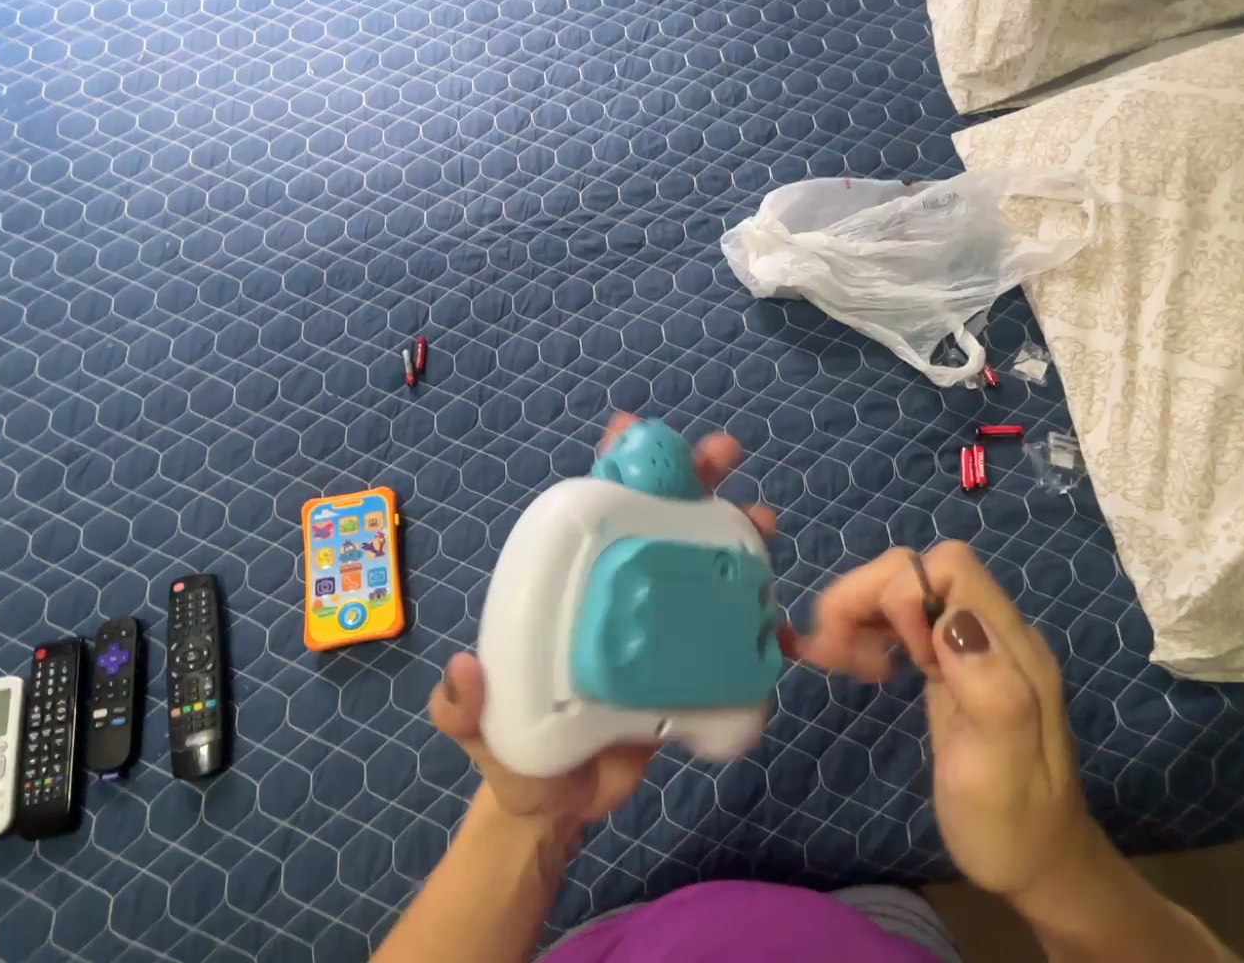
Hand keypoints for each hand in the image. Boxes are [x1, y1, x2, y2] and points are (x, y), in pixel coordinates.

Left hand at [428, 413, 778, 829]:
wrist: (562, 811)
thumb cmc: (515, 759)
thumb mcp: (481, 734)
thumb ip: (462, 709)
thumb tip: (464, 667)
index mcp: (569, 592)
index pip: (592, 519)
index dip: (612, 470)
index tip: (632, 431)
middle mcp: (617, 595)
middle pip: (658, 526)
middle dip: (693, 481)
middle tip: (723, 455)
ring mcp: (655, 628)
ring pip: (701, 568)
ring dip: (736, 537)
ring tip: (761, 525)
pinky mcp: (687, 667)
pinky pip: (727, 635)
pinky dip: (757, 622)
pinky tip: (781, 626)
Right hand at [798, 542, 1101, 899]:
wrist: (1038, 864)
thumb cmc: (1012, 825)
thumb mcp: (1001, 770)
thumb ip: (991, 690)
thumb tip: (952, 621)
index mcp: (1012, 651)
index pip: (952, 568)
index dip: (906, 593)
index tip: (895, 653)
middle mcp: (993, 635)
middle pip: (917, 570)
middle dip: (866, 597)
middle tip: (837, 654)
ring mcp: (970, 647)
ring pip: (902, 589)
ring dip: (859, 611)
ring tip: (838, 661)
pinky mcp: (950, 663)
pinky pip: (901, 620)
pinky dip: (867, 628)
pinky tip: (858, 665)